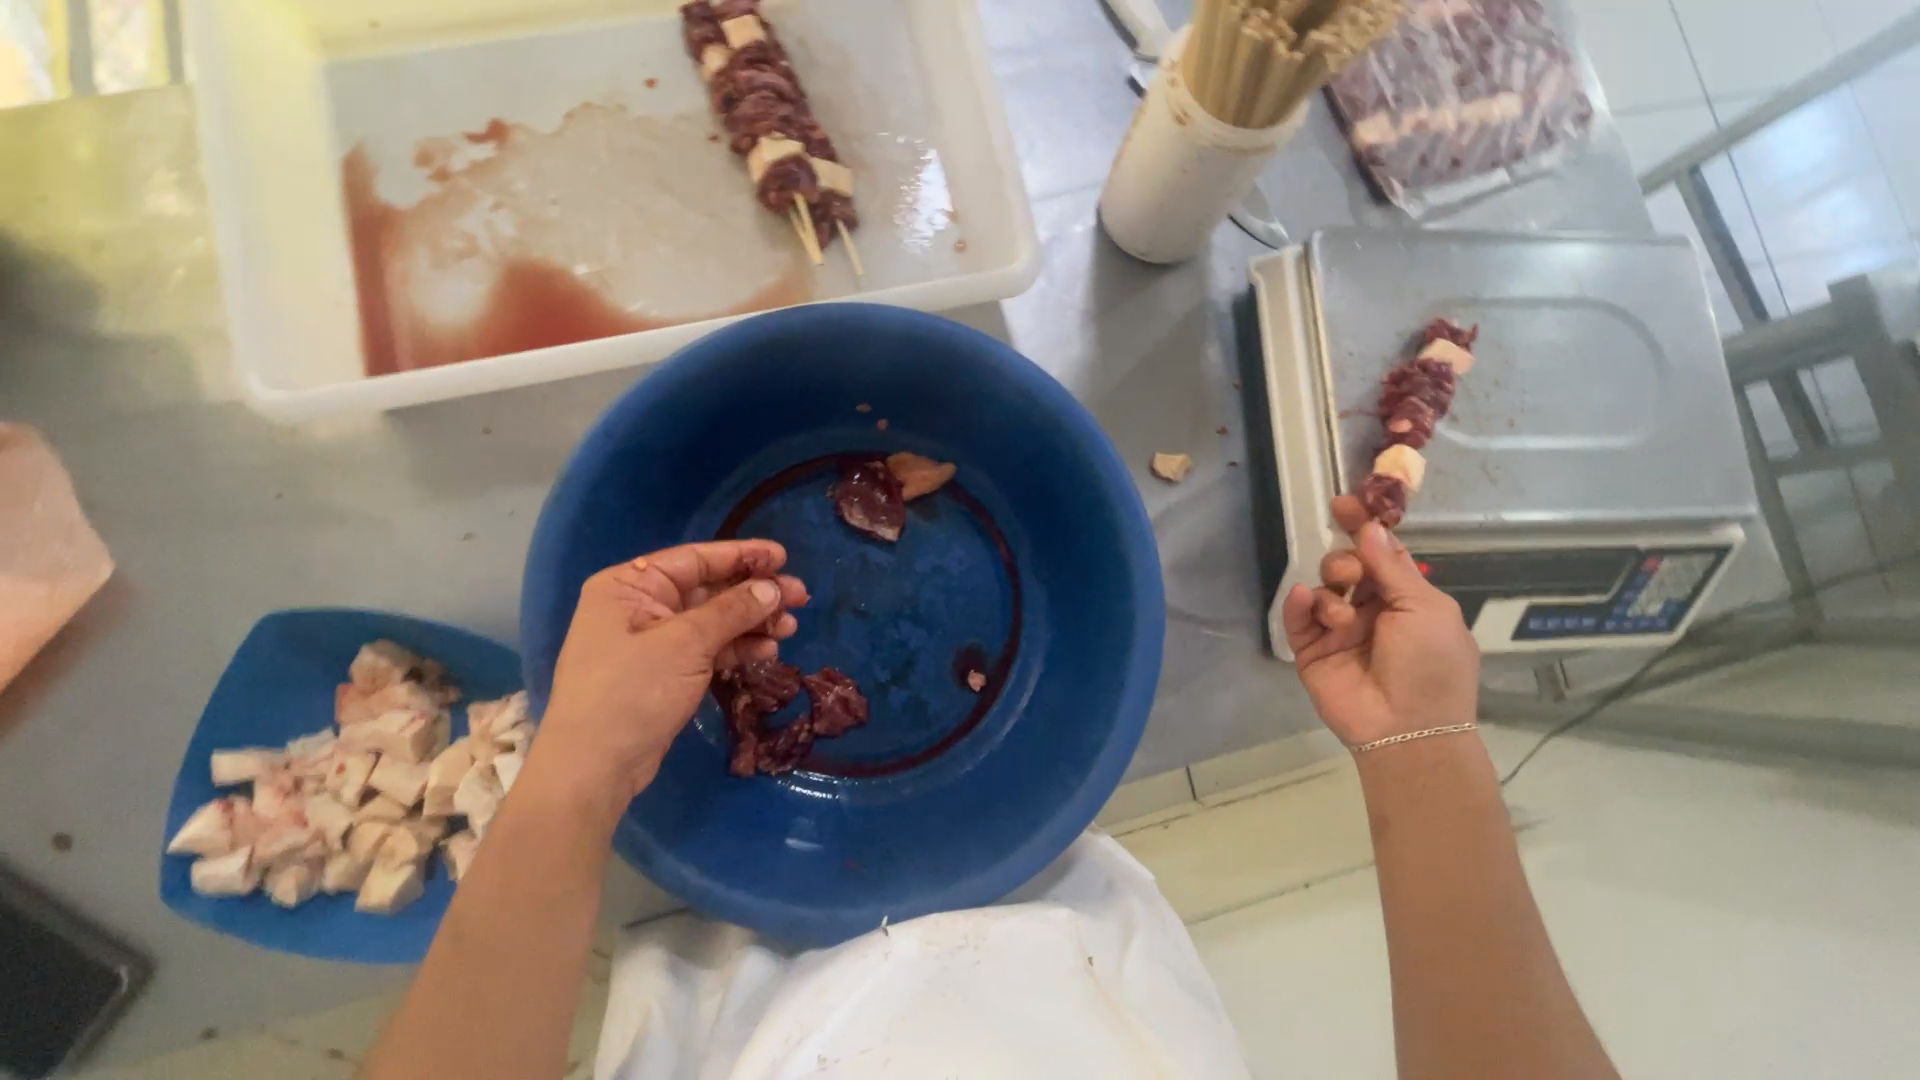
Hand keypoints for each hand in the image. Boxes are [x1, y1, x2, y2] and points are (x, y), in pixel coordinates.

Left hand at [535, 540, 808, 801]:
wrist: (594, 767)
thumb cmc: (633, 691)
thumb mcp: (685, 643)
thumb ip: (732, 610)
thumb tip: (772, 587)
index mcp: (630, 586)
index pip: (695, 559)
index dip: (742, 556)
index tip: (783, 557)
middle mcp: (639, 606)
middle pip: (708, 589)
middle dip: (754, 594)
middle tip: (800, 598)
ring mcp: (652, 642)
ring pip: (713, 621)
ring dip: (752, 623)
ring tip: (790, 629)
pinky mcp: (665, 673)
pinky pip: (708, 648)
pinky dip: (737, 648)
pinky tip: (767, 651)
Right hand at [1281, 497, 1479, 747]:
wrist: (1406, 727)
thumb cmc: (1431, 665)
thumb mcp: (1425, 609)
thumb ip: (1393, 567)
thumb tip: (1371, 529)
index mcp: (1407, 599)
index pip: (1382, 553)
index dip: (1364, 528)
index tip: (1345, 503)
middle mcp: (1371, 610)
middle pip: (1347, 565)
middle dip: (1346, 561)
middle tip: (1352, 575)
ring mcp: (1339, 630)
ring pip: (1322, 587)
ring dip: (1331, 589)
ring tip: (1342, 614)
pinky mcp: (1312, 650)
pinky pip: (1298, 617)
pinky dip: (1299, 603)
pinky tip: (1304, 599)